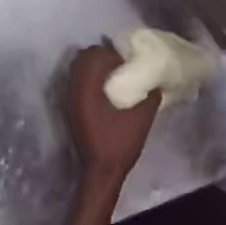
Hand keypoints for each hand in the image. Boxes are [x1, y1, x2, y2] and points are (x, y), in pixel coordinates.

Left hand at [65, 43, 159, 198]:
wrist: (101, 171)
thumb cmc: (120, 143)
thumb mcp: (142, 118)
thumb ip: (150, 97)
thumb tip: (155, 84)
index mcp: (89, 89)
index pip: (95, 56)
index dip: (113, 54)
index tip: (128, 60)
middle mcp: (75, 90)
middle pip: (83, 58)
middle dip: (102, 56)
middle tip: (121, 64)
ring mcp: (70, 100)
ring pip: (77, 70)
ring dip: (95, 67)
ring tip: (115, 75)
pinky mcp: (71, 109)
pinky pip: (77, 83)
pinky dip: (90, 79)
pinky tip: (106, 90)